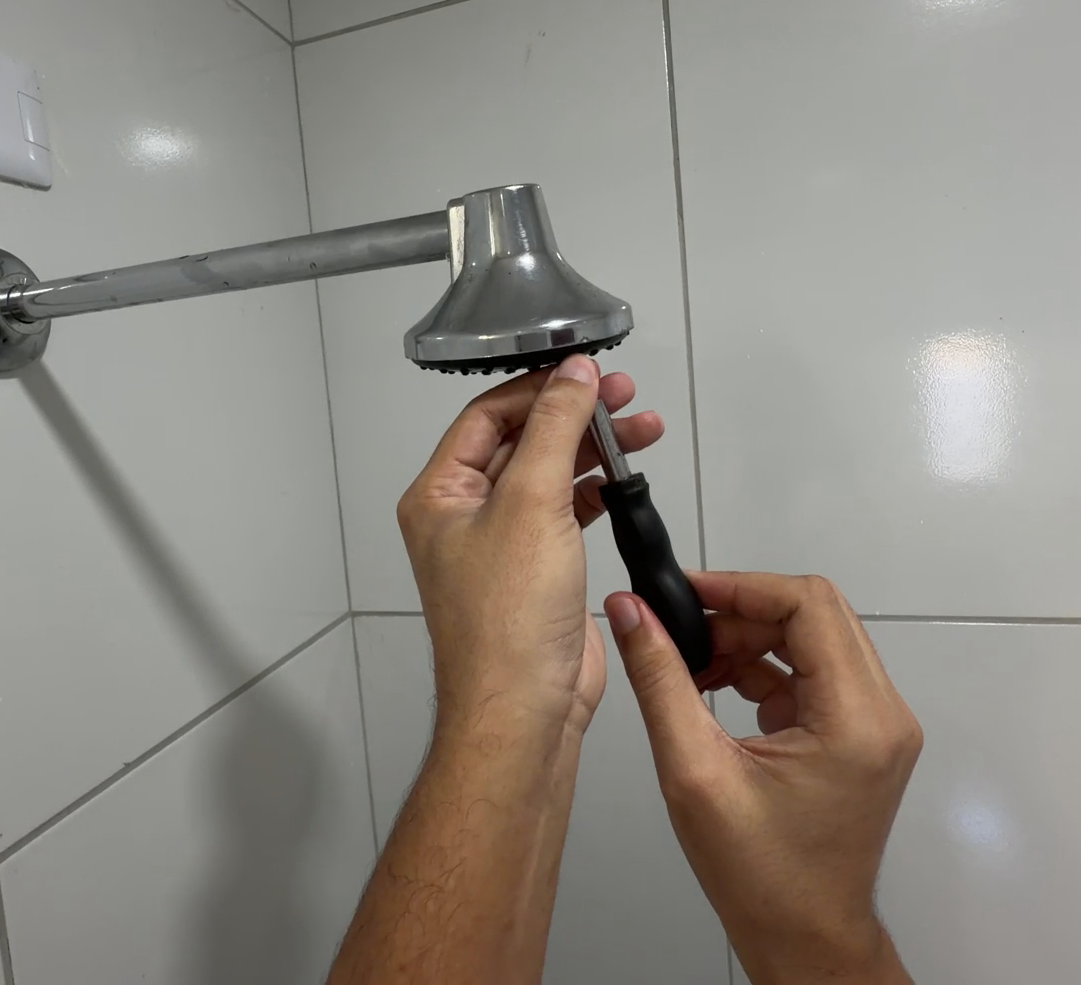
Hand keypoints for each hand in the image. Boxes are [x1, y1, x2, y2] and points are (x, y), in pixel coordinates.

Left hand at [398, 354, 663, 734]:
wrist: (526, 708)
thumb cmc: (507, 623)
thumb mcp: (531, 503)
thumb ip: (555, 430)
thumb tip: (573, 374)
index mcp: (440, 495)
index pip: (488, 417)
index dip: (537, 388)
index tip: (584, 372)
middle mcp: (464, 515)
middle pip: (520, 440)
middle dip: (572, 414)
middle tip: (620, 393)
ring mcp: (501, 541)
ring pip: (547, 473)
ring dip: (591, 448)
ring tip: (640, 425)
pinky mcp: (535, 566)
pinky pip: (564, 510)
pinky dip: (595, 488)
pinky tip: (624, 476)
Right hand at [606, 573, 920, 984]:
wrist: (805, 940)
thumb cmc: (755, 871)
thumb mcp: (691, 767)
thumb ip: (658, 677)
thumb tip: (627, 608)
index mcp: (856, 718)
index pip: (809, 604)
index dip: (740, 586)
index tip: (683, 593)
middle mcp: (882, 710)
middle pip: (813, 613)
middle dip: (739, 611)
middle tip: (681, 630)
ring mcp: (874, 722)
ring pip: (809, 636)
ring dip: (746, 638)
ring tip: (691, 664)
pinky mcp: (856, 732)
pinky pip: (808, 669)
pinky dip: (759, 665)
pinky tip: (714, 685)